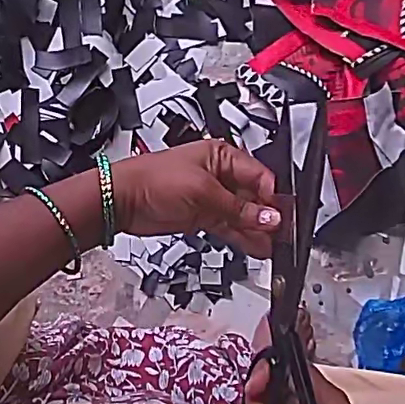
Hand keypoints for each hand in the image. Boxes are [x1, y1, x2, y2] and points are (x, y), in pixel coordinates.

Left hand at [110, 140, 280, 256]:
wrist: (122, 200)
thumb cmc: (152, 179)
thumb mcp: (202, 191)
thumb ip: (237, 208)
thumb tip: (268, 216)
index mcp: (222, 156)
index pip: (261, 176)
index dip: (273, 198)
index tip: (282, 218)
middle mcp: (219, 175)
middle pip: (255, 197)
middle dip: (268, 216)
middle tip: (282, 235)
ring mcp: (211, 197)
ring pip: (244, 215)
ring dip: (258, 230)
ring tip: (274, 246)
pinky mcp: (202, 216)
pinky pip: (230, 227)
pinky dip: (242, 237)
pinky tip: (257, 247)